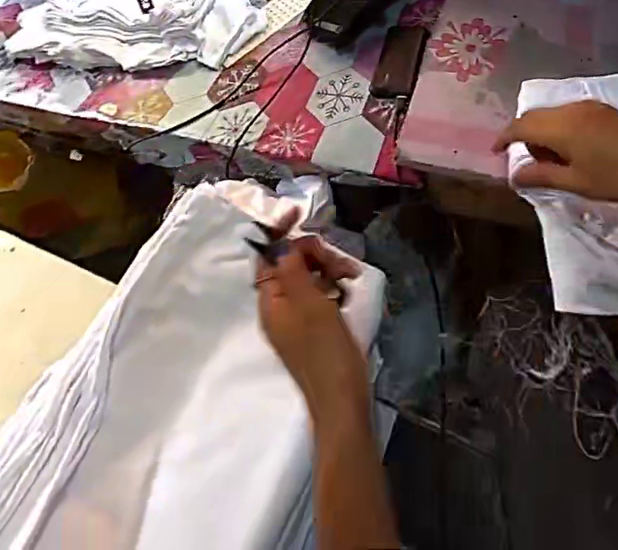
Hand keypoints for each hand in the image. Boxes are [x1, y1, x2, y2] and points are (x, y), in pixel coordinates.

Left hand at [255, 236, 367, 414]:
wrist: (342, 403)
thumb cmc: (324, 350)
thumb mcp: (308, 302)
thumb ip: (293, 269)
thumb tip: (281, 242)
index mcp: (270, 302)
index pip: (268, 257)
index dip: (281, 235)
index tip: (299, 214)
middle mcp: (279, 309)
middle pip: (291, 265)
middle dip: (315, 256)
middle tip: (339, 263)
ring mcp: (298, 321)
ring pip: (309, 279)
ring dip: (328, 271)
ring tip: (349, 278)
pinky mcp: (316, 330)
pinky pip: (320, 297)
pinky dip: (334, 289)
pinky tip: (349, 293)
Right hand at [495, 99, 617, 201]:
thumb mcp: (579, 183)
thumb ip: (543, 176)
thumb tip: (515, 175)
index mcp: (560, 127)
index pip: (520, 127)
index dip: (503, 138)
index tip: (495, 151)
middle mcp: (569, 109)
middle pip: (533, 117)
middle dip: (524, 137)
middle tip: (531, 164)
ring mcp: (587, 105)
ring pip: (550, 114)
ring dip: (543, 133)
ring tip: (557, 162)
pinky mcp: (601, 108)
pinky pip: (567, 113)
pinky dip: (559, 128)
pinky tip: (574, 150)